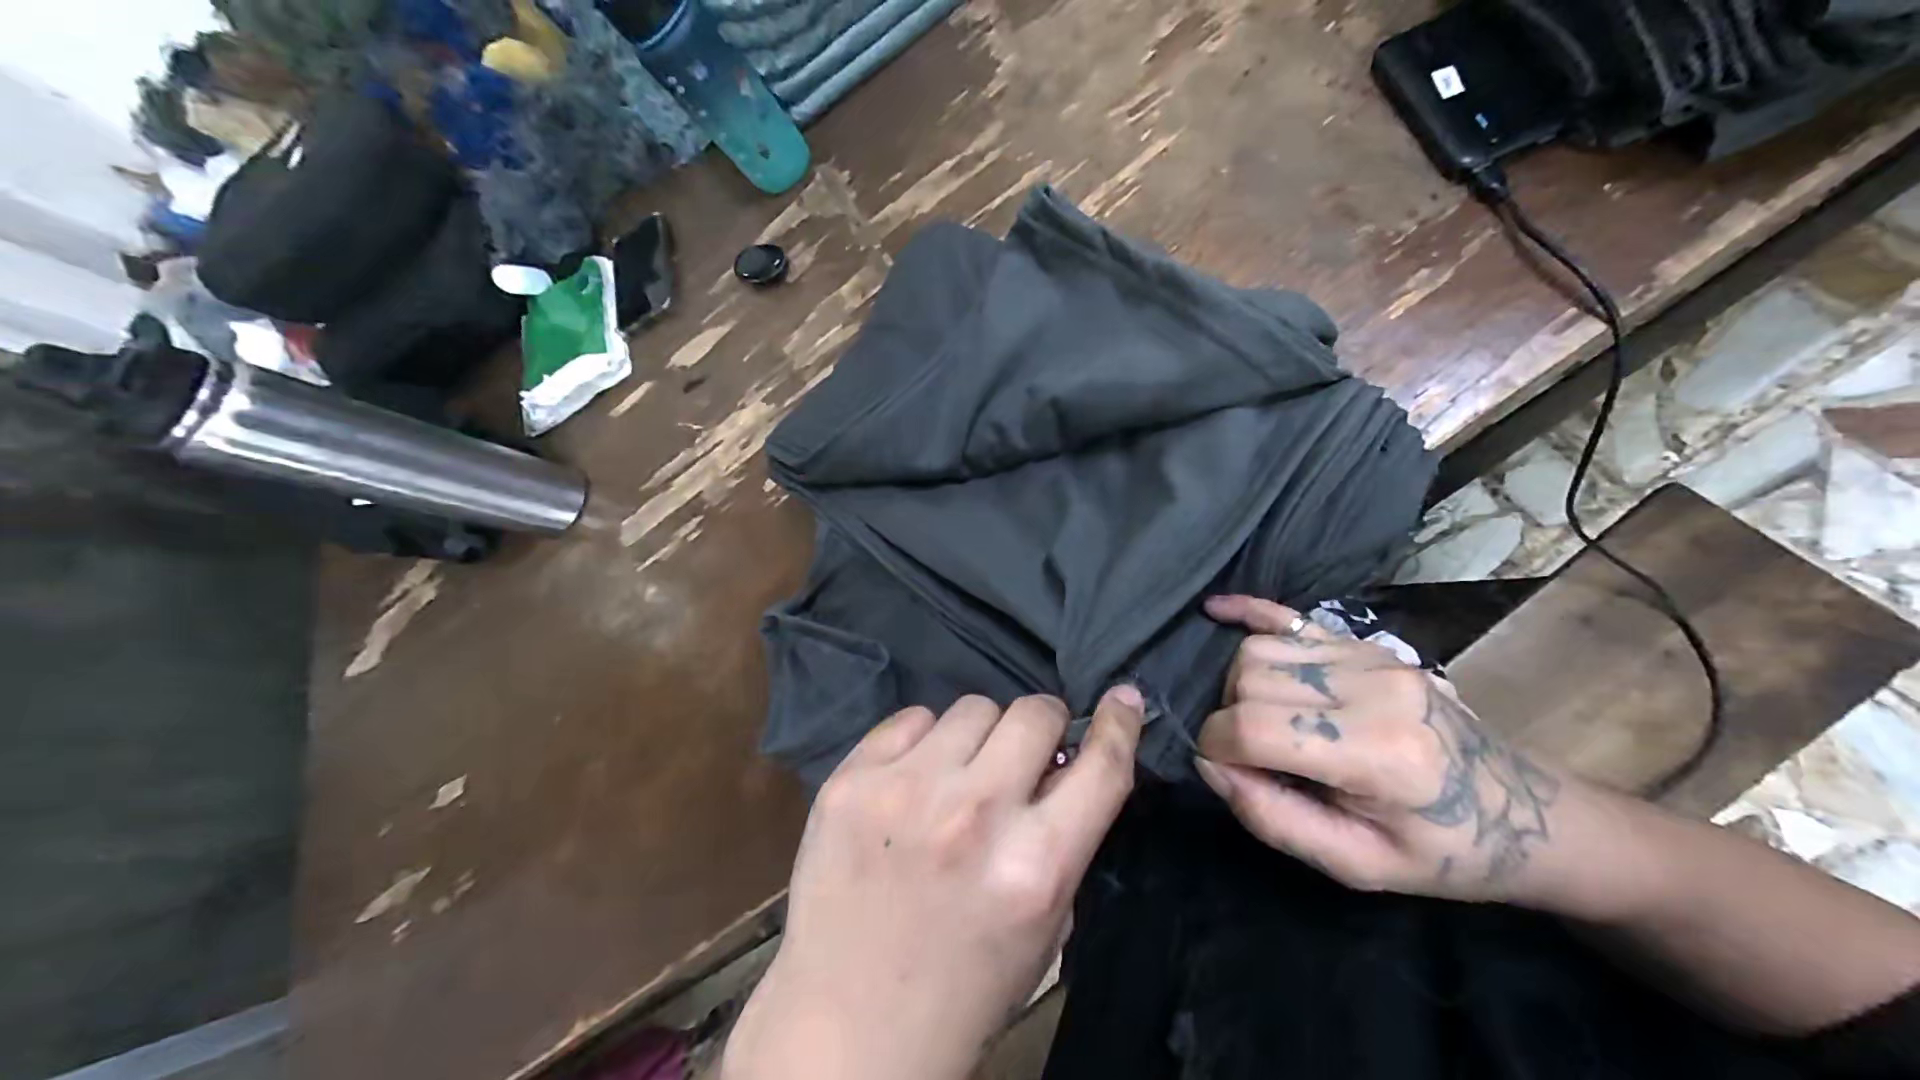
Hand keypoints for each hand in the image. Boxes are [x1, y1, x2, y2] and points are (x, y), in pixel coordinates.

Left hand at [723, 688, 1144, 1079]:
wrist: (851, 1020)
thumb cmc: (965, 982)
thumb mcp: (1045, 924)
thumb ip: (1065, 838)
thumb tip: (1068, 761)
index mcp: (1035, 864)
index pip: (1100, 765)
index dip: (1119, 723)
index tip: (1123, 698)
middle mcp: (974, 814)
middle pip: (1033, 713)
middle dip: (1041, 728)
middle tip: (1024, 756)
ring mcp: (906, 790)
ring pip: (972, 707)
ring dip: (980, 736)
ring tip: (960, 775)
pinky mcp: (852, 781)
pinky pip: (911, 718)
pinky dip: (924, 742)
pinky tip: (913, 781)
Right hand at [1194, 594, 1579, 904]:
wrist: (1527, 815)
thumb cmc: (1443, 853)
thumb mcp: (1356, 866)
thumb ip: (1271, 817)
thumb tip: (1208, 762)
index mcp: (1377, 752)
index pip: (1253, 727)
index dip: (1217, 749)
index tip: (1224, 774)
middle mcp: (1373, 687)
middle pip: (1249, 678)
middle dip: (1226, 718)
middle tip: (1249, 757)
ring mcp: (1371, 656)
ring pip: (1258, 649)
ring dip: (1238, 685)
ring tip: (1260, 722)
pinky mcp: (1366, 645)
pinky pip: (1289, 616)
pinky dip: (1247, 613)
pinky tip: (1216, 610)